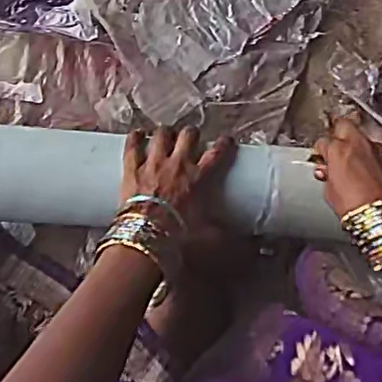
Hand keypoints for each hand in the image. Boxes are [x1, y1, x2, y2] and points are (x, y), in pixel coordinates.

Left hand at [120, 127, 239, 271]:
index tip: (227, 140)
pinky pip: (133, 146)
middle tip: (191, 138)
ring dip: (166, 133)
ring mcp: (153, 163)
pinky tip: (137, 133)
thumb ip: (225, 236)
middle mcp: (178, 164)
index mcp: (198, 177)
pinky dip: (135, 138)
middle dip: (192, 134)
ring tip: (167, 134)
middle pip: (188, 136)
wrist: (145, 235)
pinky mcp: (132, 168)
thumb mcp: (208, 237)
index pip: (217, 153)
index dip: (224, 143)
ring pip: (162, 136)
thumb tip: (249, 248)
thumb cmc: (178, 236)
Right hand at [312, 117, 381, 216]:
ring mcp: (379, 148)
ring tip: (357, 162)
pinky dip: (375, 156)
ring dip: (359, 146)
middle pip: (345, 125)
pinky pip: (381, 150)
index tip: (322, 156)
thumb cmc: (359, 209)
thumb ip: (327, 176)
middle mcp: (359, 143)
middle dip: (339, 133)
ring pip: (365, 136)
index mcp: (338, 150)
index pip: (323, 141)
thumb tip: (329, 173)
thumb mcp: (331, 194)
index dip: (322, 150)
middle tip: (337, 146)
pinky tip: (373, 170)